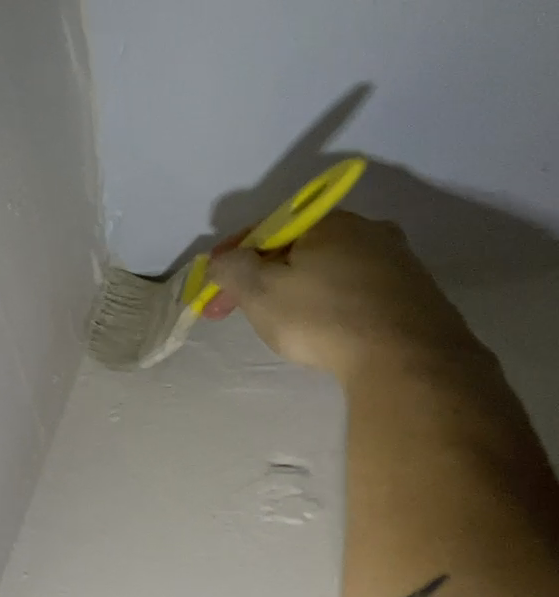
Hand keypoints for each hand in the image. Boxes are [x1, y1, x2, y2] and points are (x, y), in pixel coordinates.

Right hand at [201, 211, 477, 379]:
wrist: (402, 352)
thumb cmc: (319, 315)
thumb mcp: (258, 290)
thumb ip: (231, 268)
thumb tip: (224, 259)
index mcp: (330, 223)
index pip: (266, 229)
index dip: (231, 255)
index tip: (211, 285)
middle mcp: (367, 230)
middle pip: (295, 249)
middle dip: (257, 276)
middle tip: (229, 311)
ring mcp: (393, 258)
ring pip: (322, 268)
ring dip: (288, 288)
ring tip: (269, 319)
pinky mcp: (406, 288)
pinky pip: (347, 286)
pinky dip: (320, 300)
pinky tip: (312, 324)